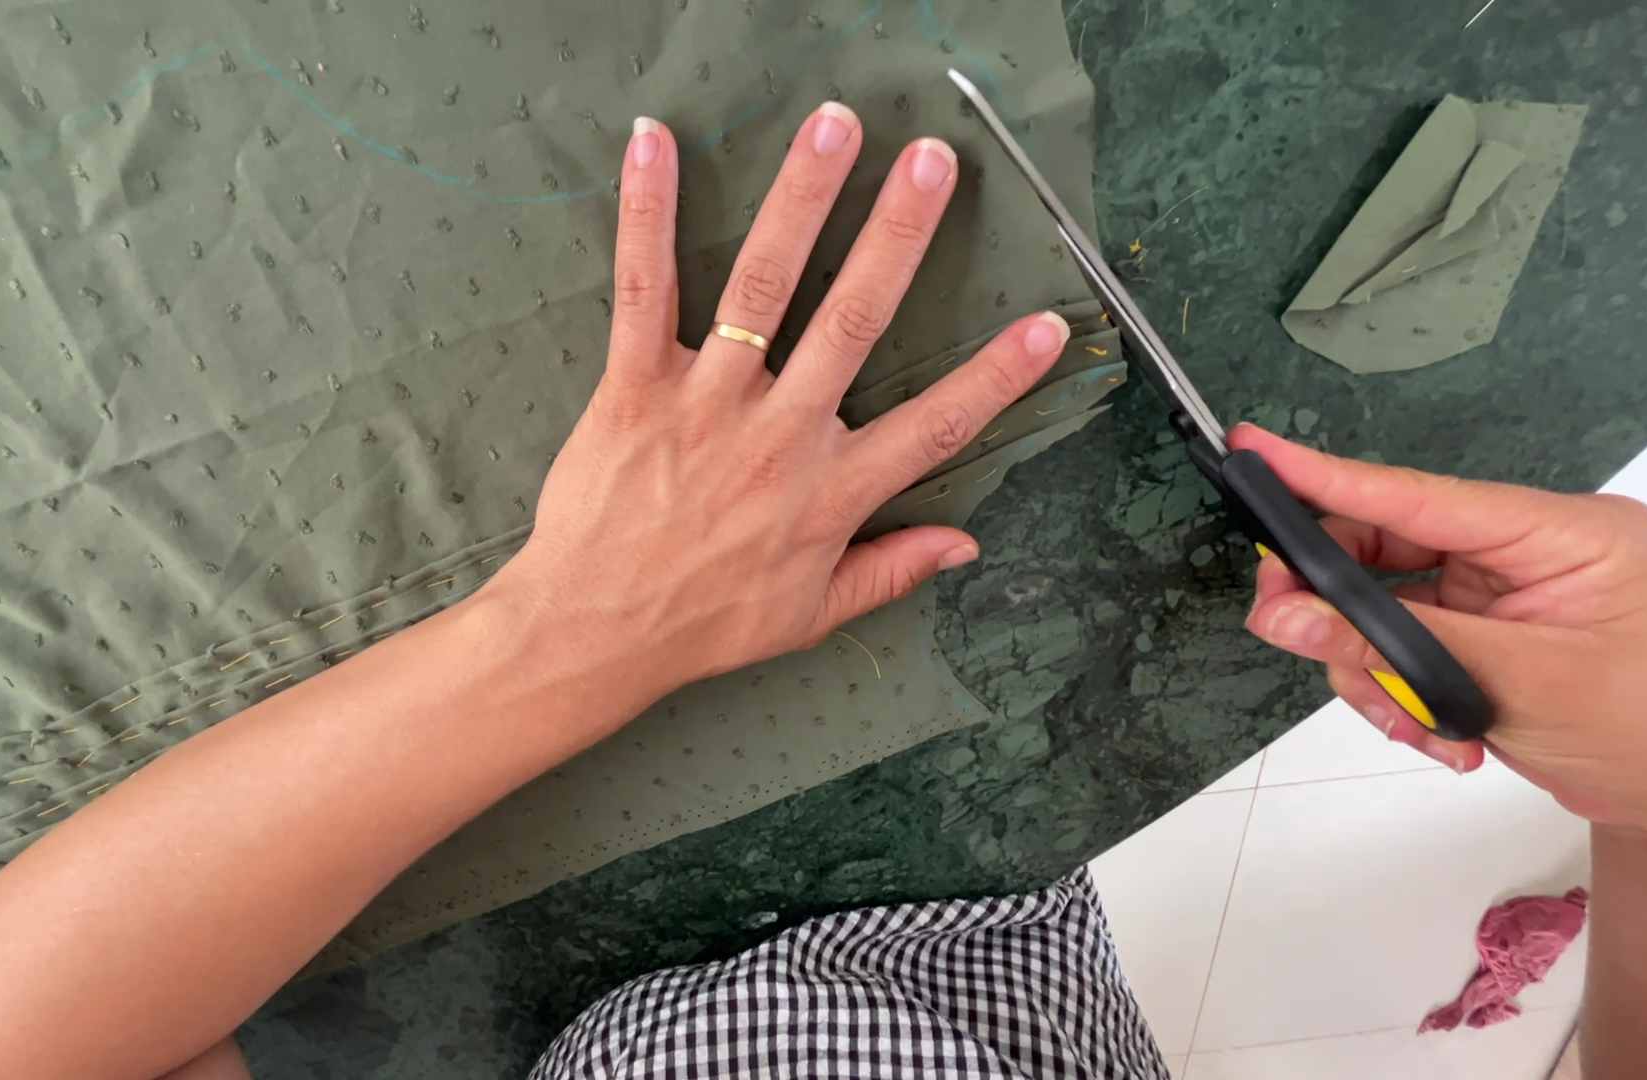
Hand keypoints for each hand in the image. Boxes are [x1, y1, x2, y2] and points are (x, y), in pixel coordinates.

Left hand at [485, 104, 1070, 708]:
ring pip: (763, 286)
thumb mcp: (810, 615)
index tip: (1048, 327)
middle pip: (854, 321)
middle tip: (931, 162)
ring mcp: (707, 403)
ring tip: (835, 127)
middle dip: (899, 235)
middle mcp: (780, 435)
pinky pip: (644, 290)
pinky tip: (656, 147)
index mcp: (830, 493)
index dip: (998, 378)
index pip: (936, 427)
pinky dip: (648, 216)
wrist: (598, 627)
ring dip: (802, 200)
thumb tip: (965, 544)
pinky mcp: (636, 387)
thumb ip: (890, 574)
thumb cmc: (704, 623)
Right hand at [1235, 424, 1646, 828]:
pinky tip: (1425, 723)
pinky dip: (1383, 684)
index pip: (1411, 495)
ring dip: (1362, 663)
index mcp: (1555, 535)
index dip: (1320, 473)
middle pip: (1370, 549)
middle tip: (1290, 630)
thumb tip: (1281, 616)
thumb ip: (1386, 642)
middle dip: (1330, 603)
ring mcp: (1484, 591)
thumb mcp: (1514, 682)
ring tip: (1408, 717)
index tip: (1250, 448)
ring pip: (1365, 602)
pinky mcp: (1464, 628)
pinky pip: (1383, 639)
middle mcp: (1512, 551)